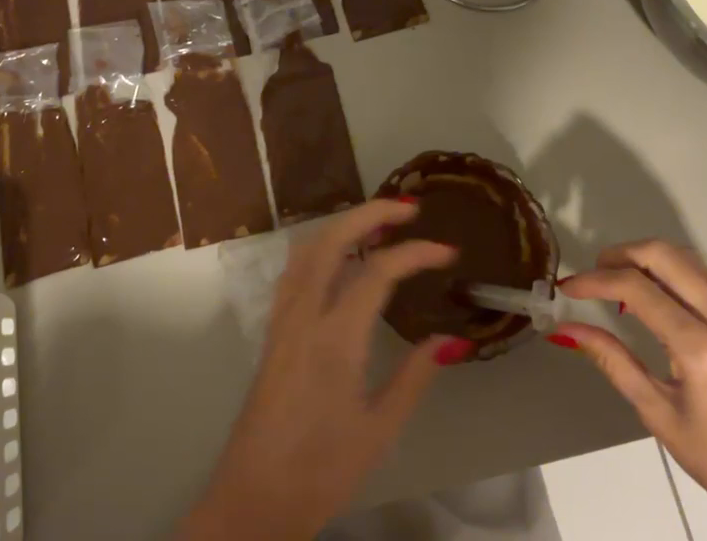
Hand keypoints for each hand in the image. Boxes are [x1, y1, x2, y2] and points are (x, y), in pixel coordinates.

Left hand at [176, 200, 464, 540]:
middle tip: (409, 209)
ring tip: (379, 225)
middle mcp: (303, 316)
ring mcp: (282, 320)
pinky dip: (321, 248)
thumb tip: (451, 339)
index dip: (416, 253)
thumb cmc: (322, 469)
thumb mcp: (379, 429)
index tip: (448, 251)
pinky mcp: (272, 331)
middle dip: (371, 213)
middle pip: (331, 239)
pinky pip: (294, 271)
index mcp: (334, 338)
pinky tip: (341, 260)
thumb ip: (414, 377)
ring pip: (307, 249)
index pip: (378, 271)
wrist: (254, 496)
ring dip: (342, 226)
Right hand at [556, 240, 706, 540]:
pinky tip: (651, 299)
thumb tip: (568, 329)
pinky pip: (704, 280)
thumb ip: (613, 362)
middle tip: (592, 274)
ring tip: (615, 282)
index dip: (595, 280)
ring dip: (647, 259)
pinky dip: (670, 273)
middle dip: (621, 254)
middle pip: (667, 255)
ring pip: (689, 262)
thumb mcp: (659, 415)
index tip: (566, 288)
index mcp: (700, 347)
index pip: (637, 288)